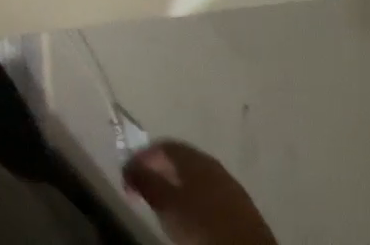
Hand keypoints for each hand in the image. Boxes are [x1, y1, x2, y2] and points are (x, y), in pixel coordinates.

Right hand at [124, 141, 277, 244]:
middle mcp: (212, 164)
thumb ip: (143, 179)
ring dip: (176, 186)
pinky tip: (189, 214)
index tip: (128, 174)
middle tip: (143, 188)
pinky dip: (193, 198)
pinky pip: (209, 193)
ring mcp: (229, 185)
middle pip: (179, 159)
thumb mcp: (164, 202)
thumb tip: (128, 165)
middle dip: (158, 171)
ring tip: (164, 204)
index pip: (162, 145)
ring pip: (195, 177)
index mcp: (194, 158)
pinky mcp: (240, 206)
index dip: (142, 156)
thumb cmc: (200, 224)